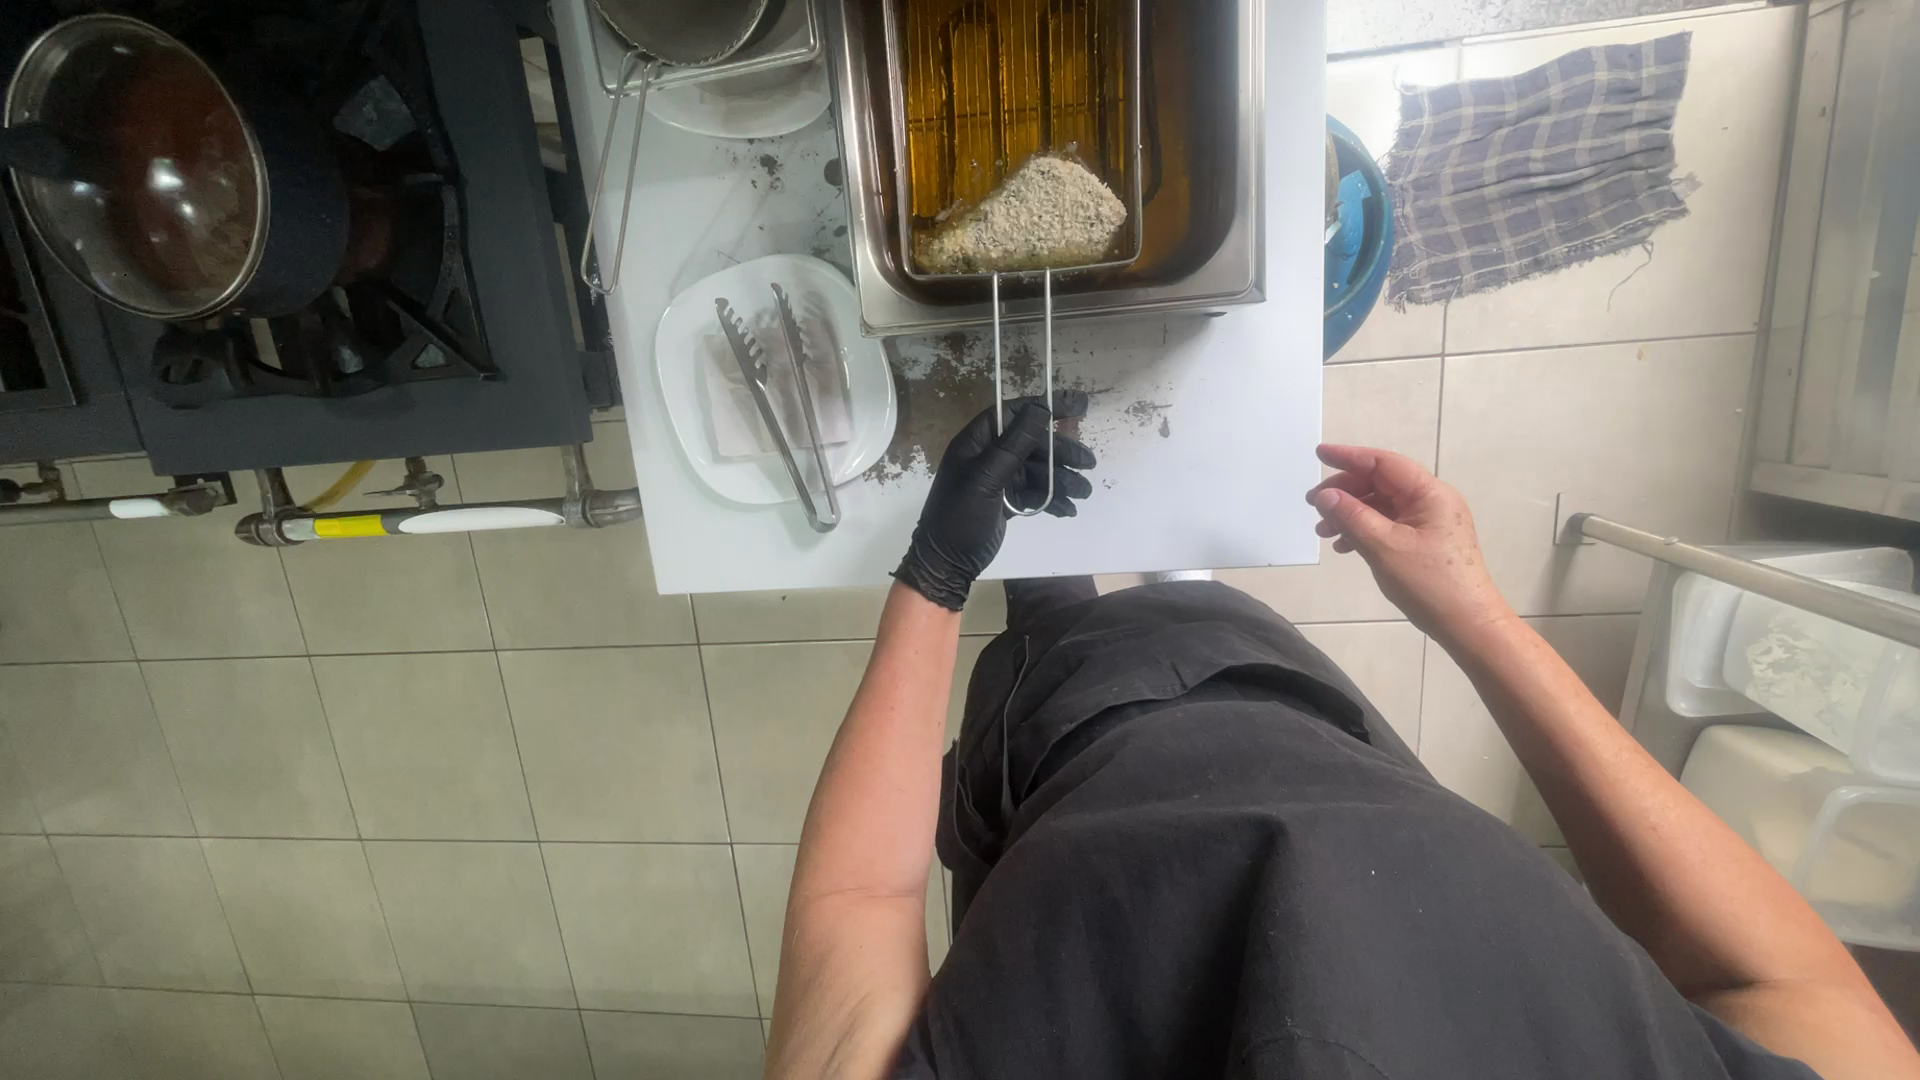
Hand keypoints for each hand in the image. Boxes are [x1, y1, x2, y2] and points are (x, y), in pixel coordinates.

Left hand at [892, 390, 1095, 609]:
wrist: (947, 563)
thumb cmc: (960, 517)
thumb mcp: (986, 479)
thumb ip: (1014, 445)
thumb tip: (1039, 410)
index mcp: (976, 443)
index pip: (1013, 414)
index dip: (1045, 408)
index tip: (1077, 405)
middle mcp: (989, 456)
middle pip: (1032, 444)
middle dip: (1061, 453)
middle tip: (1088, 463)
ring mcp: (999, 479)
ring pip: (1037, 470)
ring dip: (1062, 480)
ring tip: (1083, 492)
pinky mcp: (1007, 501)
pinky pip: (1035, 493)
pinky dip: (1052, 500)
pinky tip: (1068, 509)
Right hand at [1307, 444, 1513, 644]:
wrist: (1468, 623)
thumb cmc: (1429, 582)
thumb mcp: (1383, 547)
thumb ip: (1351, 516)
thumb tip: (1326, 496)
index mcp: (1430, 494)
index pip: (1383, 463)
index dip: (1349, 457)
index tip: (1319, 454)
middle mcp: (1432, 501)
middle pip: (1380, 482)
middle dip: (1345, 490)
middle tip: (1313, 505)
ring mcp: (1429, 521)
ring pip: (1381, 504)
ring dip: (1350, 512)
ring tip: (1324, 531)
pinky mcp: (1425, 540)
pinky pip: (1387, 523)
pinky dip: (1363, 528)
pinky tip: (1344, 545)